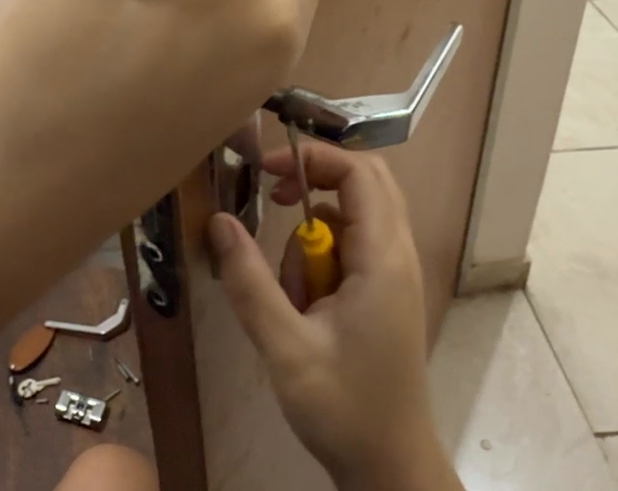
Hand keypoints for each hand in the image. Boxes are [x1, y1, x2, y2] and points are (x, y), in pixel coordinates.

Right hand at [208, 144, 457, 490]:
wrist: (390, 466)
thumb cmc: (343, 408)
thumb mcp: (286, 348)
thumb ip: (250, 283)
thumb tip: (219, 221)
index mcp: (383, 259)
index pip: (358, 172)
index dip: (312, 157)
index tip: (266, 172)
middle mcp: (397, 254)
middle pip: (363, 183)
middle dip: (314, 182)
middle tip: (273, 203)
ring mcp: (395, 273)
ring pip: (352, 217)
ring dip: (313, 235)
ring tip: (292, 295)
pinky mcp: (386, 291)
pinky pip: (352, 247)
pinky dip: (322, 258)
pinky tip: (304, 306)